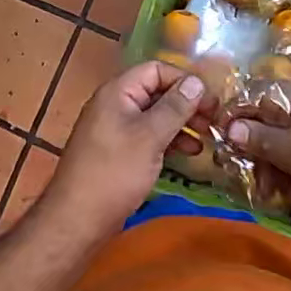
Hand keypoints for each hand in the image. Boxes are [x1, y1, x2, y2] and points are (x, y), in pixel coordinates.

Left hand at [36, 61, 205, 234]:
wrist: (77, 220)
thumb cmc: (114, 172)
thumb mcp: (150, 136)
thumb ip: (175, 107)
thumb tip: (197, 82)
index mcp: (117, 92)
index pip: (156, 70)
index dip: (184, 80)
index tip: (210, 101)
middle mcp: (115, 104)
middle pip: (157, 91)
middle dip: (186, 103)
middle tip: (214, 120)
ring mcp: (115, 128)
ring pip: (155, 115)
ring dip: (181, 123)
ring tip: (206, 138)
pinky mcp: (118, 151)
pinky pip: (148, 135)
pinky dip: (169, 140)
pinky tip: (189, 153)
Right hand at [226, 84, 290, 232]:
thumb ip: (263, 139)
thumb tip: (230, 127)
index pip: (259, 93)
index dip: (236, 114)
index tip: (219, 140)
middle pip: (267, 116)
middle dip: (251, 144)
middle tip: (239, 172)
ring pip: (280, 136)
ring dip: (266, 161)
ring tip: (266, 191)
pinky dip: (285, 168)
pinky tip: (282, 191)